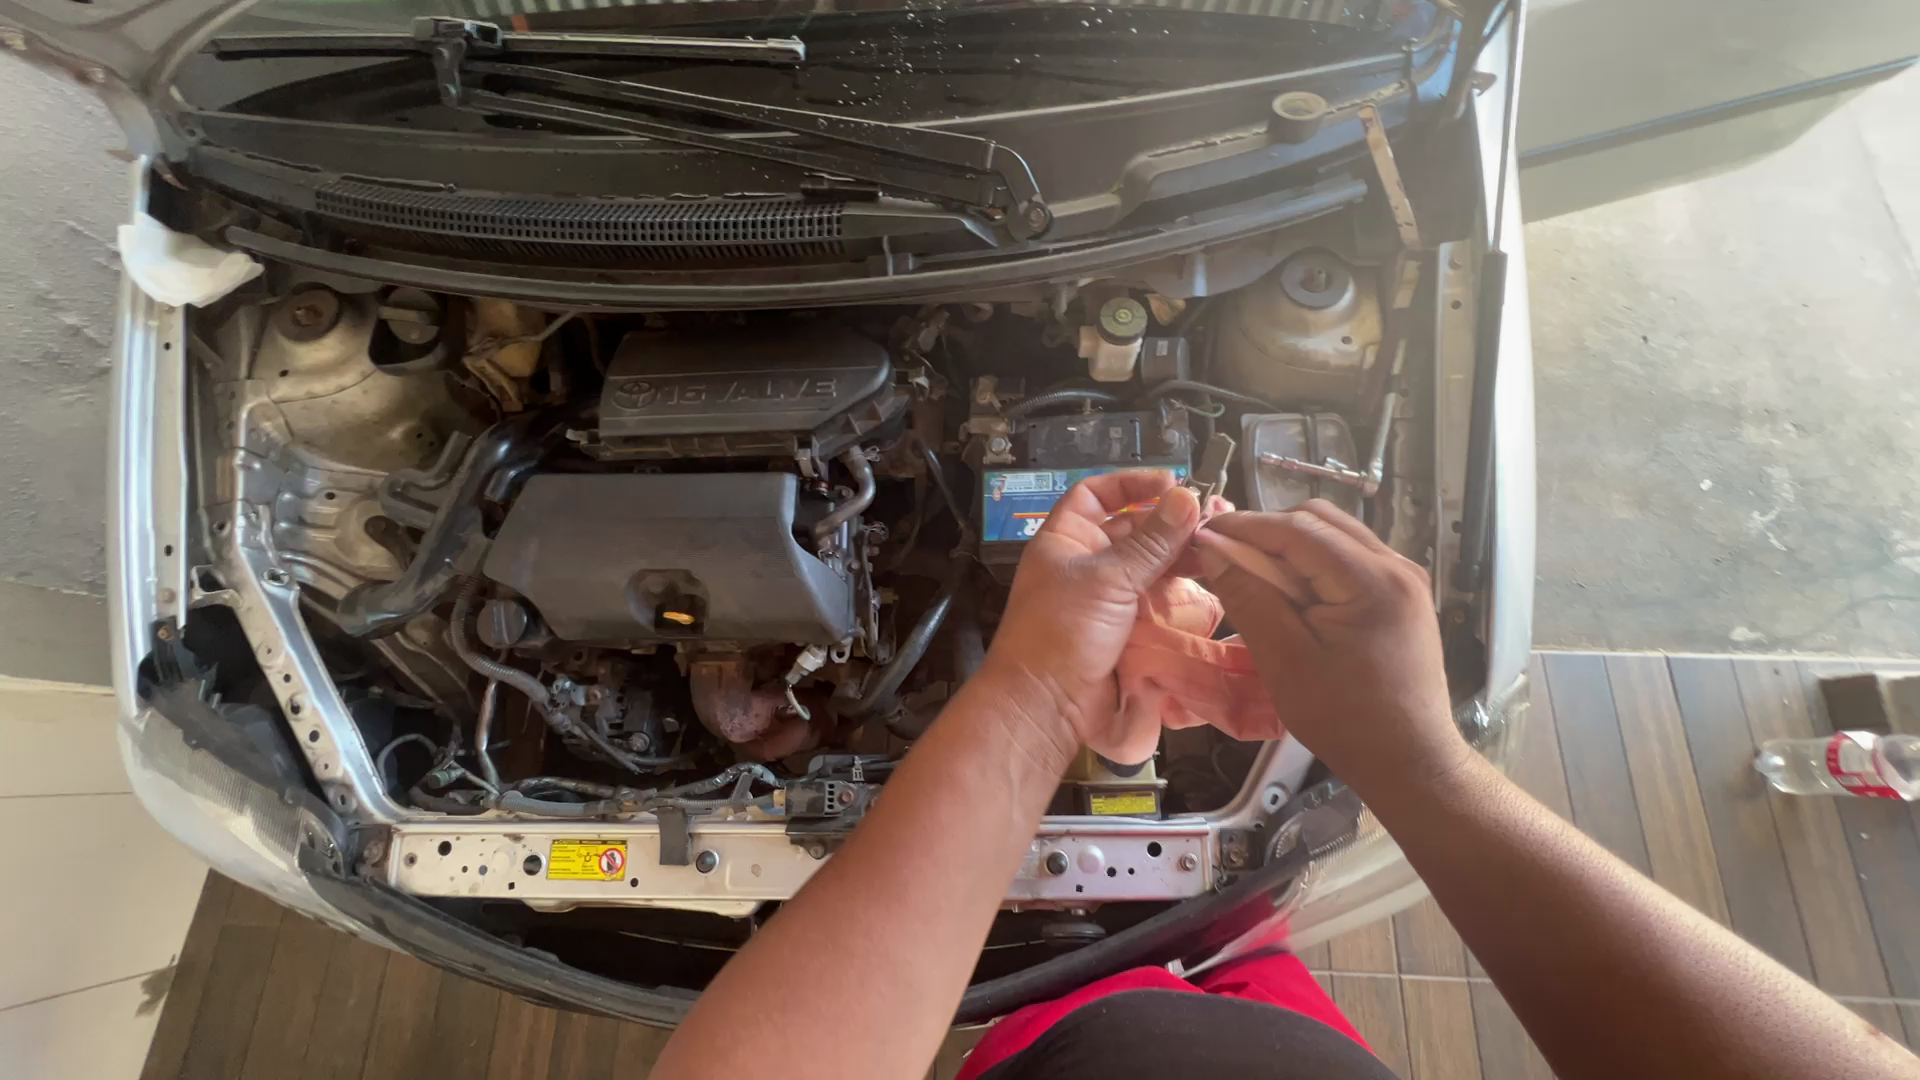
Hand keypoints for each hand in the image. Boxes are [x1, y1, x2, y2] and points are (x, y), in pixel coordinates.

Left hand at [981, 471, 1203, 765]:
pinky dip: (1182, 585)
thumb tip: (1187, 498)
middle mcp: (1087, 562)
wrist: (1048, 704)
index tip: (1171, 482)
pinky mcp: (1129, 625)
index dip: (1129, 484)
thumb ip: (1151, 542)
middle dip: (1169, 521)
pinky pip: (1158, 595)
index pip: (1095, 494)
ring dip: (1182, 552)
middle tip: (1214, 517)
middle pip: (1132, 528)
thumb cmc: (1061, 631)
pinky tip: (1211, 575)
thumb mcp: (1106, 579)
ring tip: (1220, 544)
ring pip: (1151, 562)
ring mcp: (1109, 595)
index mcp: (1066, 540)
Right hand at [1194, 501, 1466, 795]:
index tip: (1201, 532)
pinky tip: (1286, 590)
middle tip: (1225, 552)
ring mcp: (1404, 578)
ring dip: (1287, 544)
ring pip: (1333, 534)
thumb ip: (1248, 596)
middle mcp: (1395, 566)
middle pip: (1319, 520)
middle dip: (1266, 529)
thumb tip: (1213, 550)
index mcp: (1371, 580)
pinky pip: (1345, 557)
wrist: (1410, 762)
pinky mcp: (1400, 595)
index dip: (1244, 525)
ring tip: (1250, 570)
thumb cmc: (1344, 717)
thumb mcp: (1283, 658)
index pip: (1297, 529)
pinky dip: (1309, 561)